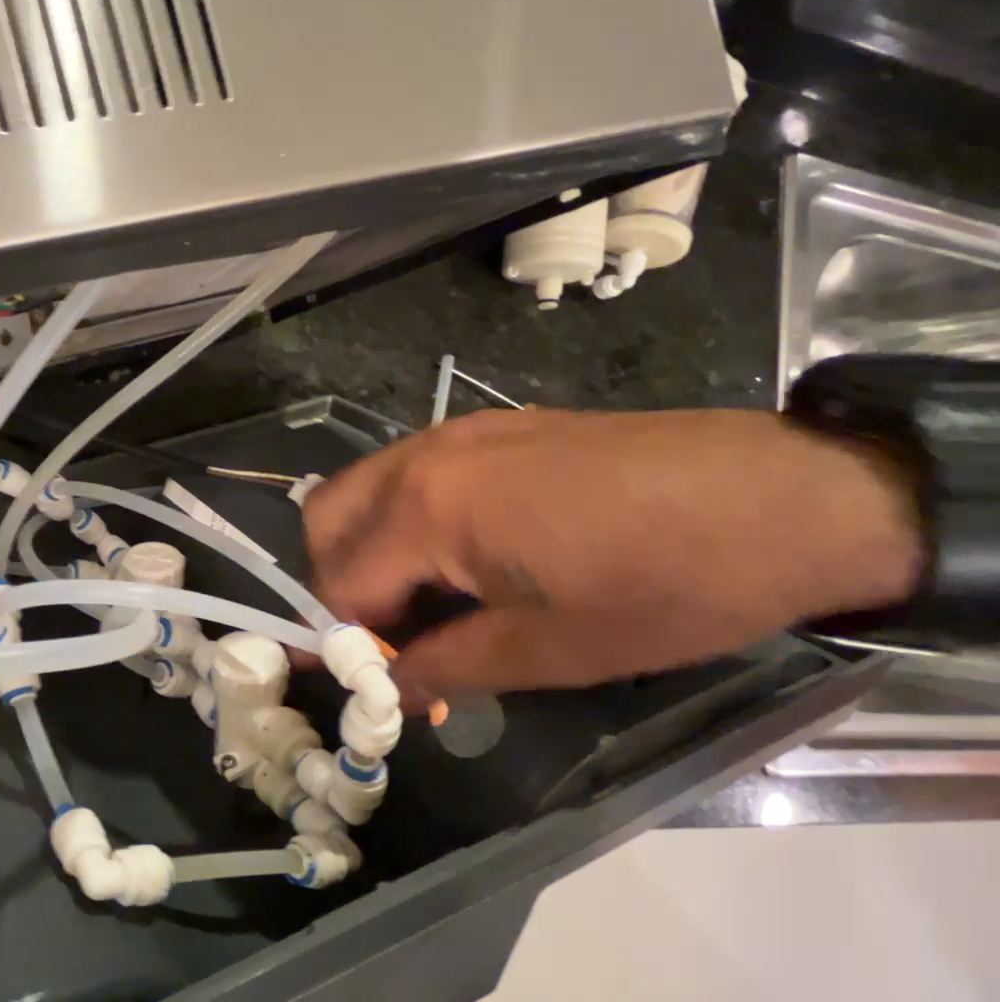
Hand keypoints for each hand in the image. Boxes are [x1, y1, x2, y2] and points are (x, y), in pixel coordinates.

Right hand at [303, 408, 922, 705]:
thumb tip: (391, 687)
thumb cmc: (667, 585)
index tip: (346, 679)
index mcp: (427, 510)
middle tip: (380, 636)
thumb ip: (448, 667)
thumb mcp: (552, 650)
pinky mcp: (493, 428)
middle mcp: (422, 458)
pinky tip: (462, 557)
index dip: (337, 639)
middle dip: (333, 582)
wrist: (788, 497)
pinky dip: (404, 519)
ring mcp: (456, 433)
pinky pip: (411, 472)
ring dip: (367, 548)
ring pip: (364, 489)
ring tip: (421, 602)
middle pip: (326, 518)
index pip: (341, 582)